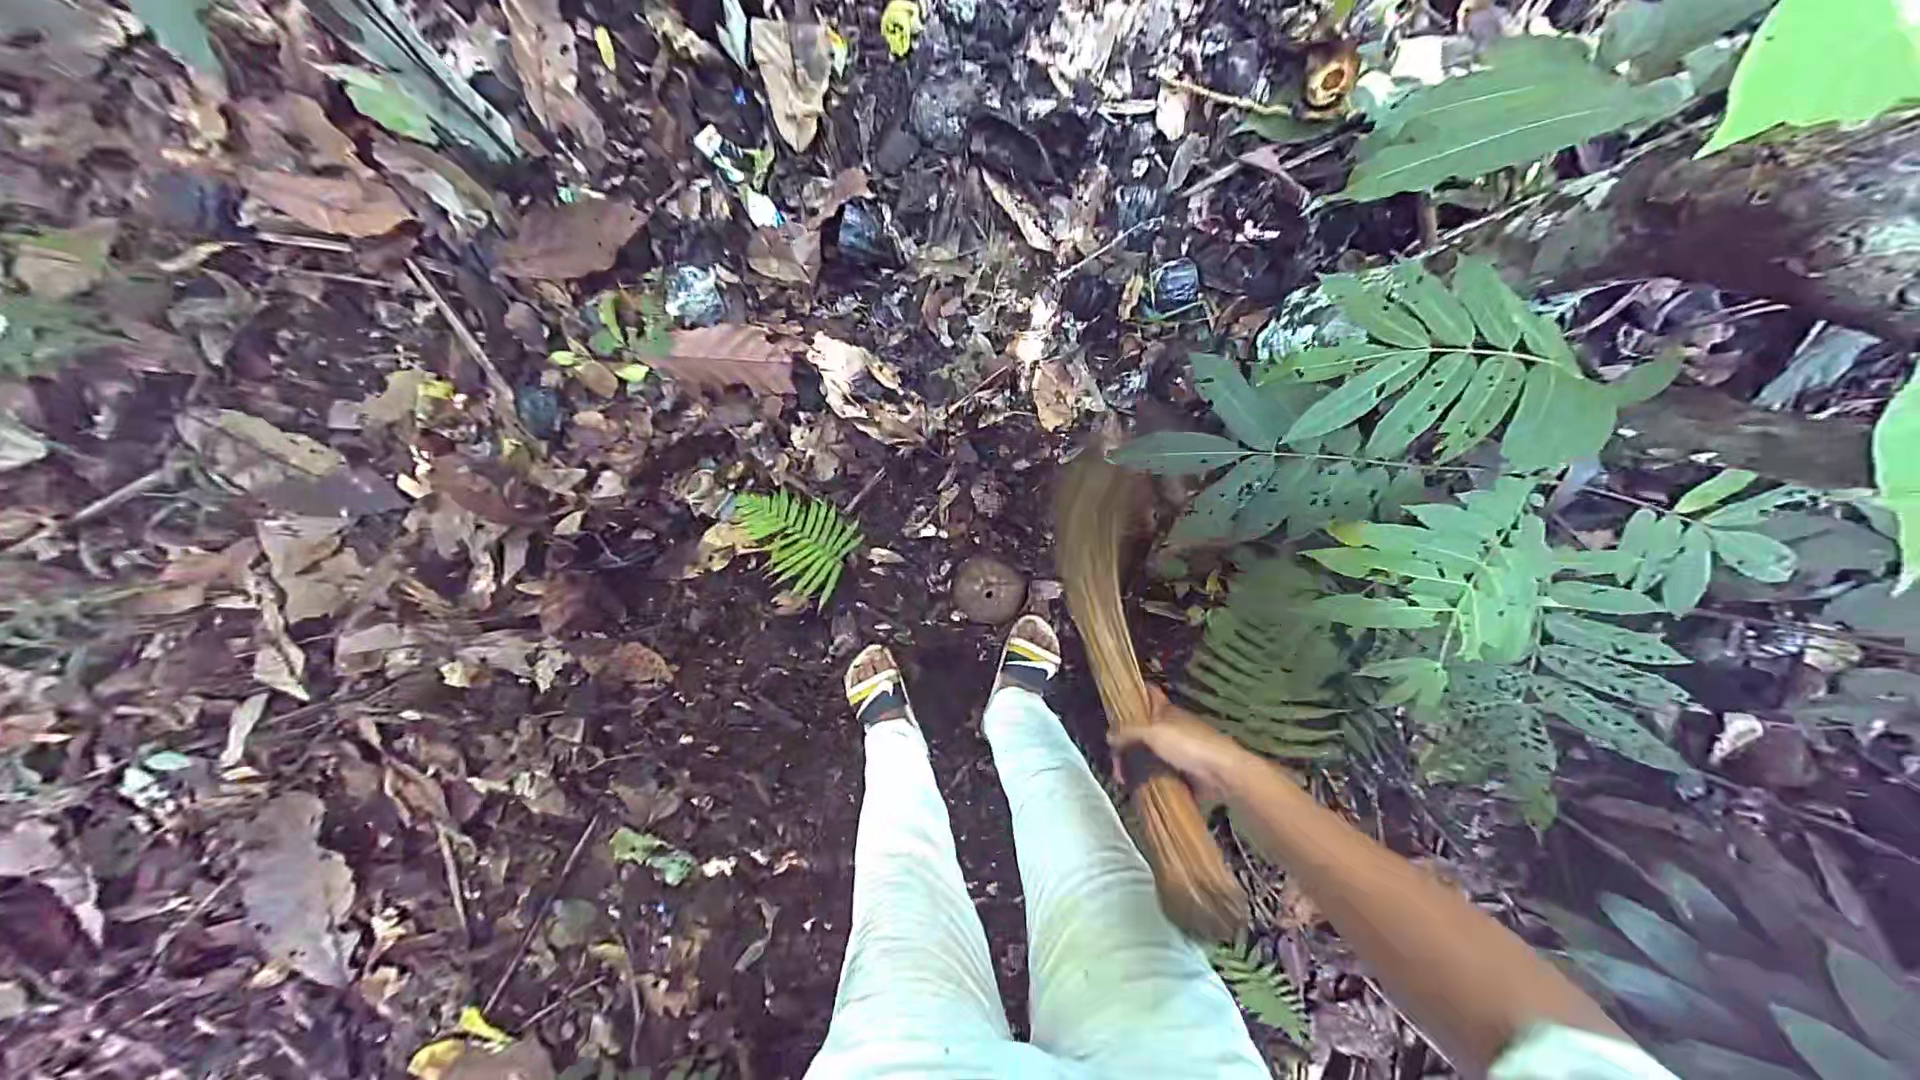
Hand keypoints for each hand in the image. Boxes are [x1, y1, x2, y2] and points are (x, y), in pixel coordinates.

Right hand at [1111, 686, 1261, 804]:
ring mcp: (1177, 751)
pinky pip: (1158, 774)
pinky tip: (1135, 789)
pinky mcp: (1182, 772)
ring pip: (1148, 753)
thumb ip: (1128, 733)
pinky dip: (1146, 780)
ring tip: (1122, 779)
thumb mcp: (1153, 733)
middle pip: (1142, 729)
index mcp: (1165, 711)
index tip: (1115, 702)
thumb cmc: (1188, 744)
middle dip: (1126, 742)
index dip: (1133, 692)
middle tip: (1114, 759)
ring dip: (1134, 765)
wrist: (1222, 774)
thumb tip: (1109, 737)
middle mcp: (1170, 727)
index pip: (1148, 693)